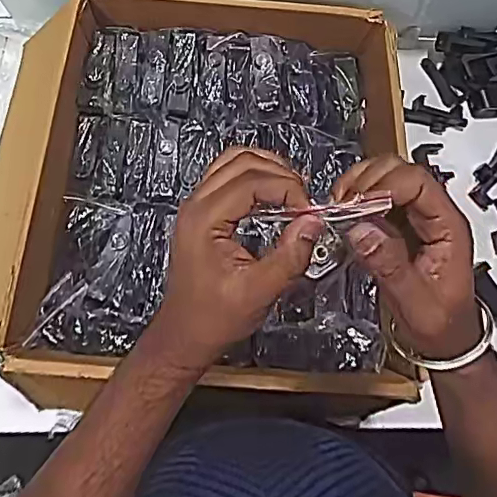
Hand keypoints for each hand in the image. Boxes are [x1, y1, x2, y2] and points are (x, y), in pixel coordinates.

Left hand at [142, 147, 323, 373]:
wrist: (184, 336)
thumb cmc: (210, 319)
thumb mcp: (258, 292)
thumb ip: (289, 256)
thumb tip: (312, 223)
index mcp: (204, 219)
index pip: (252, 180)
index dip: (286, 188)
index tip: (306, 210)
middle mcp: (196, 204)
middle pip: (244, 161)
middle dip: (281, 174)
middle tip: (302, 200)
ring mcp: (197, 204)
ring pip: (236, 159)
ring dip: (268, 168)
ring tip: (292, 192)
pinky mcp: (204, 209)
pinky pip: (230, 173)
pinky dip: (256, 174)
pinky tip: (274, 194)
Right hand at [332, 155, 481, 362]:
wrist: (447, 342)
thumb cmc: (443, 326)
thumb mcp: (416, 304)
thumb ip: (390, 267)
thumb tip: (362, 231)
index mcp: (448, 227)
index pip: (419, 182)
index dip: (386, 186)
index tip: (360, 203)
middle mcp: (433, 214)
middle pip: (401, 170)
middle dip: (368, 180)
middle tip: (345, 203)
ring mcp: (415, 215)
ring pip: (387, 176)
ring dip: (360, 184)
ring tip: (341, 206)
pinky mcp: (399, 222)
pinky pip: (377, 194)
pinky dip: (356, 197)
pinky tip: (344, 212)